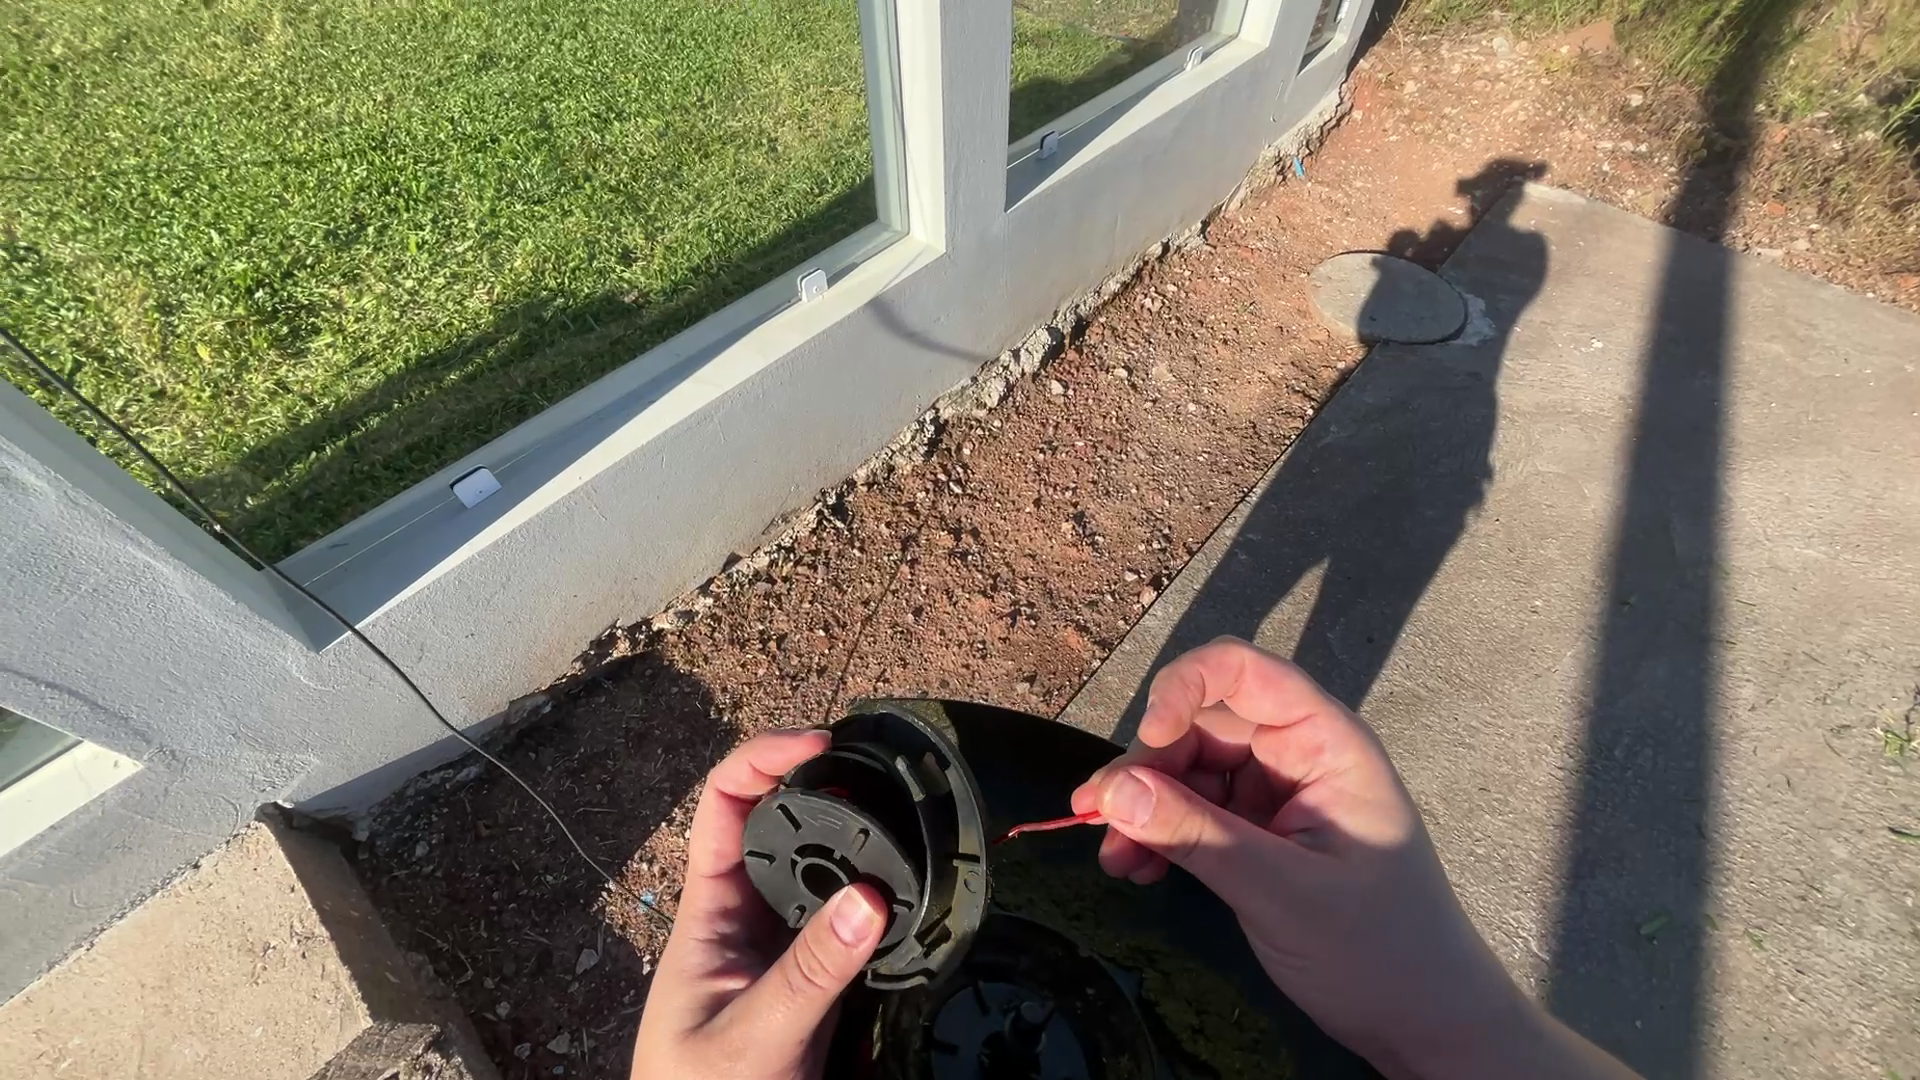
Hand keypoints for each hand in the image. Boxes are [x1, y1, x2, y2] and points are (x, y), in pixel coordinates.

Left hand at [633, 731, 885, 1079]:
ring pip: (821, 855)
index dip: (764, 755)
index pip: (726, 798)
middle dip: (823, 776)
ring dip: (855, 825)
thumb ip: (809, 973)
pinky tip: (908, 867)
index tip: (820, 741)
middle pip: (780, 812)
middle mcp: (750, 901)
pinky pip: (849, 901)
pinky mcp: (818, 959)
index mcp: (711, 902)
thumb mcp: (750, 1037)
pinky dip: (877, 876)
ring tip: (901, 800)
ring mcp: (786, 929)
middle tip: (879, 763)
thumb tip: (871, 898)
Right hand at [1072, 638, 1637, 1079]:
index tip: (1149, 738)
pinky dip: (1152, 832)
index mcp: (1321, 740)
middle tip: (1098, 813)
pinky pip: (1183, 808)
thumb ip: (1197, 837)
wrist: (1423, 1027)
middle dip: (1146, 765)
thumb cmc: (1381, 951)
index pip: (1242, 670)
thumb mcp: (1284, 892)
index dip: (1185, 686)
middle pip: (1196, 721)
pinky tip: (1133, 866)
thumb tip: (1112, 791)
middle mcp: (1288, 750)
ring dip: (1137, 805)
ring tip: (1112, 855)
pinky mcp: (1245, 824)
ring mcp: (1264, 787)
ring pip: (1180, 766)